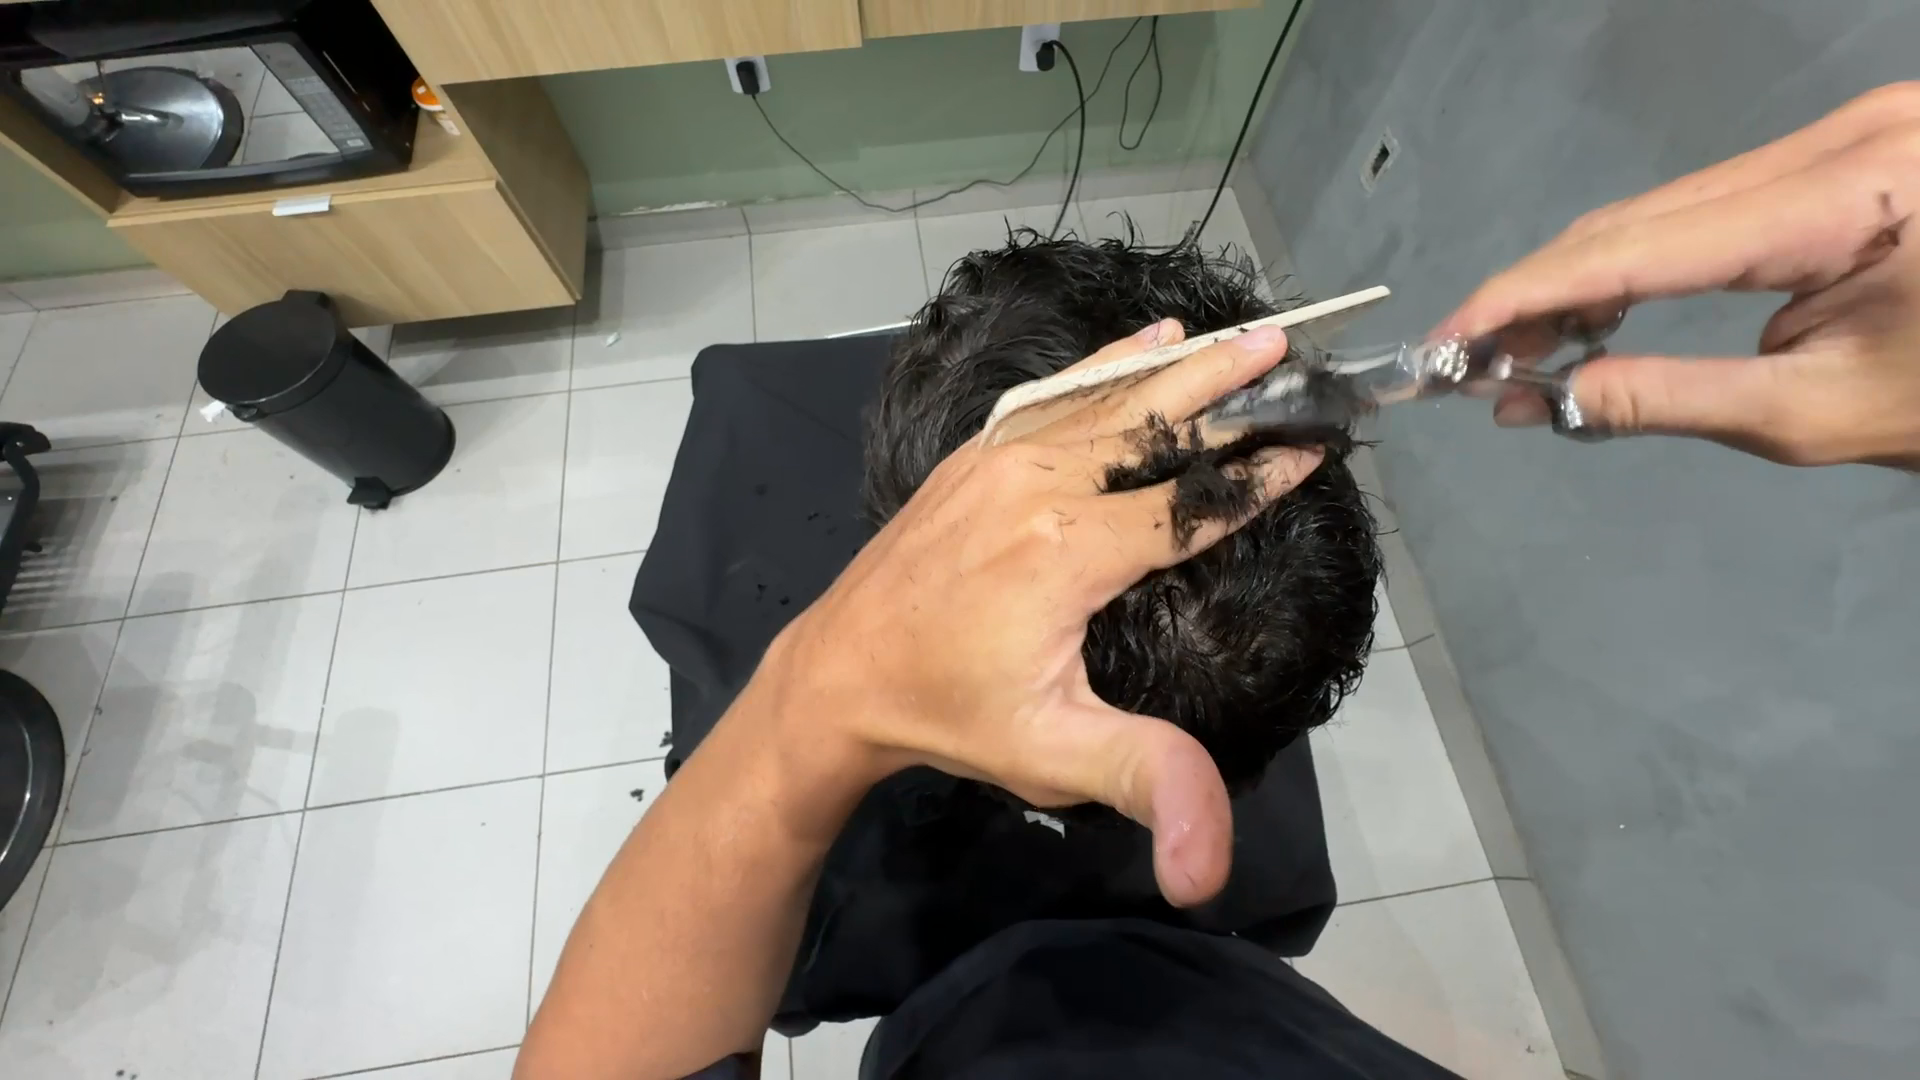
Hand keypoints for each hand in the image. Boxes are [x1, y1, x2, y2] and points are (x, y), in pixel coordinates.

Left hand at [754, 319, 1320, 905]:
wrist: (840, 670)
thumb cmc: (948, 711)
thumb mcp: (1050, 756)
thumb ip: (1143, 784)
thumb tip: (1214, 875)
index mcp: (1068, 550)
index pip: (1188, 504)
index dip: (1256, 479)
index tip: (1315, 446)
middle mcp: (1037, 483)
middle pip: (1153, 427)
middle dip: (1231, 392)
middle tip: (1296, 356)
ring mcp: (997, 459)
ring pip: (1105, 399)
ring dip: (1179, 367)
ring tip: (1242, 335)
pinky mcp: (971, 455)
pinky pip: (1050, 396)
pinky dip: (1104, 365)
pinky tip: (1141, 341)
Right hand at [1436, 81, 1919, 467]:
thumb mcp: (1810, 412)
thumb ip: (1660, 400)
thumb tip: (1533, 403)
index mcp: (1849, 194)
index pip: (1627, 247)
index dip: (1516, 297)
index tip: (1440, 345)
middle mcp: (1835, 141)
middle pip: (1623, 223)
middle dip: (1529, 299)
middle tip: (1468, 367)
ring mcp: (1834, 142)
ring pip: (1643, 217)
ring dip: (1565, 289)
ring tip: (1516, 358)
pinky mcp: (1830, 160)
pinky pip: (1685, 215)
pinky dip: (1617, 274)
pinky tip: (1585, 322)